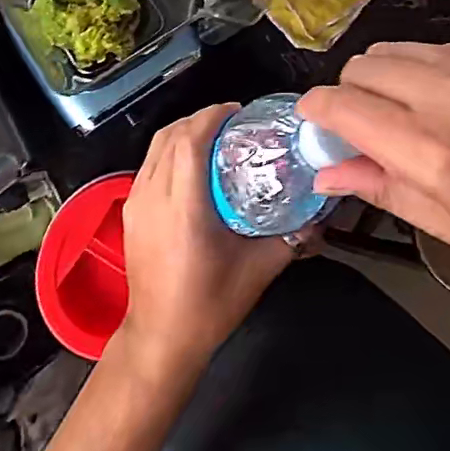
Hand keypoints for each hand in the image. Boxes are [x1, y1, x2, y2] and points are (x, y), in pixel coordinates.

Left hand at [117, 104, 296, 373]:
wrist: (160, 338)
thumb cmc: (210, 304)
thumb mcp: (259, 269)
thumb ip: (292, 237)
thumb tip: (319, 215)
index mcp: (183, 206)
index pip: (189, 141)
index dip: (212, 116)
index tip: (238, 112)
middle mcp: (153, 196)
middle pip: (170, 136)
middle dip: (200, 119)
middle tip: (232, 123)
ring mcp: (136, 202)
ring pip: (155, 147)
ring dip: (183, 132)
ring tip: (215, 136)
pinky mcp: (130, 211)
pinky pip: (148, 164)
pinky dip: (169, 150)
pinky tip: (193, 163)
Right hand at [298, 41, 449, 261]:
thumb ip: (385, 190)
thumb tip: (327, 171)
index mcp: (434, 152)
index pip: (342, 105)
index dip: (315, 111)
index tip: (314, 125)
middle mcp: (444, 95)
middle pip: (358, 68)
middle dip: (347, 96)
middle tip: (365, 131)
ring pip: (388, 50)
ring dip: (379, 80)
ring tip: (405, 116)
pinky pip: (426, 49)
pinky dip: (414, 71)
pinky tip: (444, 102)